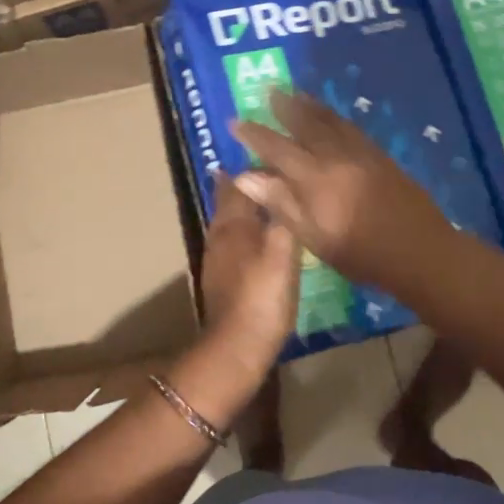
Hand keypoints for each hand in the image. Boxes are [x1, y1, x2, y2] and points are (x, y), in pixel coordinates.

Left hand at [198, 177, 299, 370]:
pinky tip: (262, 243)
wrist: (237, 348)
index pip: (240, 184)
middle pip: (230, 203)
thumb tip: (285, 181)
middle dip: (247, 187)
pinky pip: (235, 245)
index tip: (272, 155)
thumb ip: (284, 216)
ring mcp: (218, 261)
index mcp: (232, 225)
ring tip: (269, 203)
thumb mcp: (283, 252)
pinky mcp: (223, 281)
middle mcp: (219, 237)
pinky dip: (248, 235)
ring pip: (230, 224)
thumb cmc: (263, 296)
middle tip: (270, 174)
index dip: (254, 169)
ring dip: (246, 211)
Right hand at [230, 89, 455, 289]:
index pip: (276, 148)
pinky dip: (335, 117)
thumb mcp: (313, 237)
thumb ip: (280, 202)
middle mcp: (336, 156)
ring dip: (311, 105)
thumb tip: (245, 176)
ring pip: (331, 121)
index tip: (235, 121)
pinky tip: (332, 118)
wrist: (421, 251)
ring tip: (297, 94)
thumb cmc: (361, 254)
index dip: (254, 134)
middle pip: (306, 124)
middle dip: (285, 107)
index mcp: (314, 177)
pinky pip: (351, 127)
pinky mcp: (381, 157)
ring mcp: (362, 153)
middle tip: (269, 91)